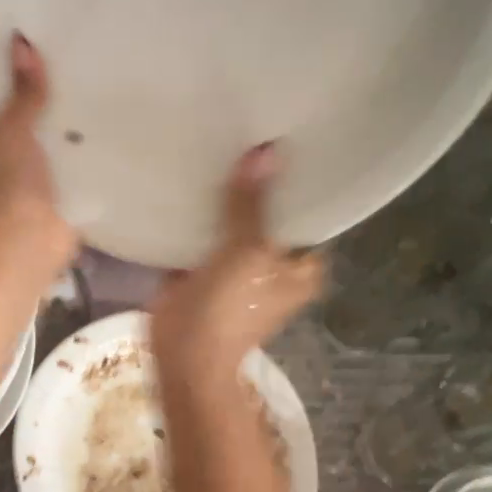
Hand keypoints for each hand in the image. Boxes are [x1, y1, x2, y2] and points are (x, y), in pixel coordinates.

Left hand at [0, 33, 77, 270]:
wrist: (28, 246)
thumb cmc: (8, 187)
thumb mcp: (10, 130)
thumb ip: (20, 91)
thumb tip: (21, 44)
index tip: (17, 32)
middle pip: (12, 111)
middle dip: (31, 86)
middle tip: (61, 45)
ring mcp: (24, 174)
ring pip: (40, 134)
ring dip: (57, 115)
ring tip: (85, 73)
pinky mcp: (52, 190)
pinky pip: (64, 158)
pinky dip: (76, 143)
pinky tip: (98, 118)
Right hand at [151, 143, 323, 369]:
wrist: (183, 356)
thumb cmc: (230, 310)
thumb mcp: (247, 252)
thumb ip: (251, 204)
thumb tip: (267, 150)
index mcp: (303, 267)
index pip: (307, 212)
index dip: (298, 181)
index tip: (290, 141)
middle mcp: (274, 266)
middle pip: (267, 216)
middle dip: (257, 187)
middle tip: (250, 136)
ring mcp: (236, 271)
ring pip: (233, 226)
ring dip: (225, 202)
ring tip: (220, 151)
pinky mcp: (201, 275)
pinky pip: (202, 239)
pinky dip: (196, 221)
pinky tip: (189, 186)